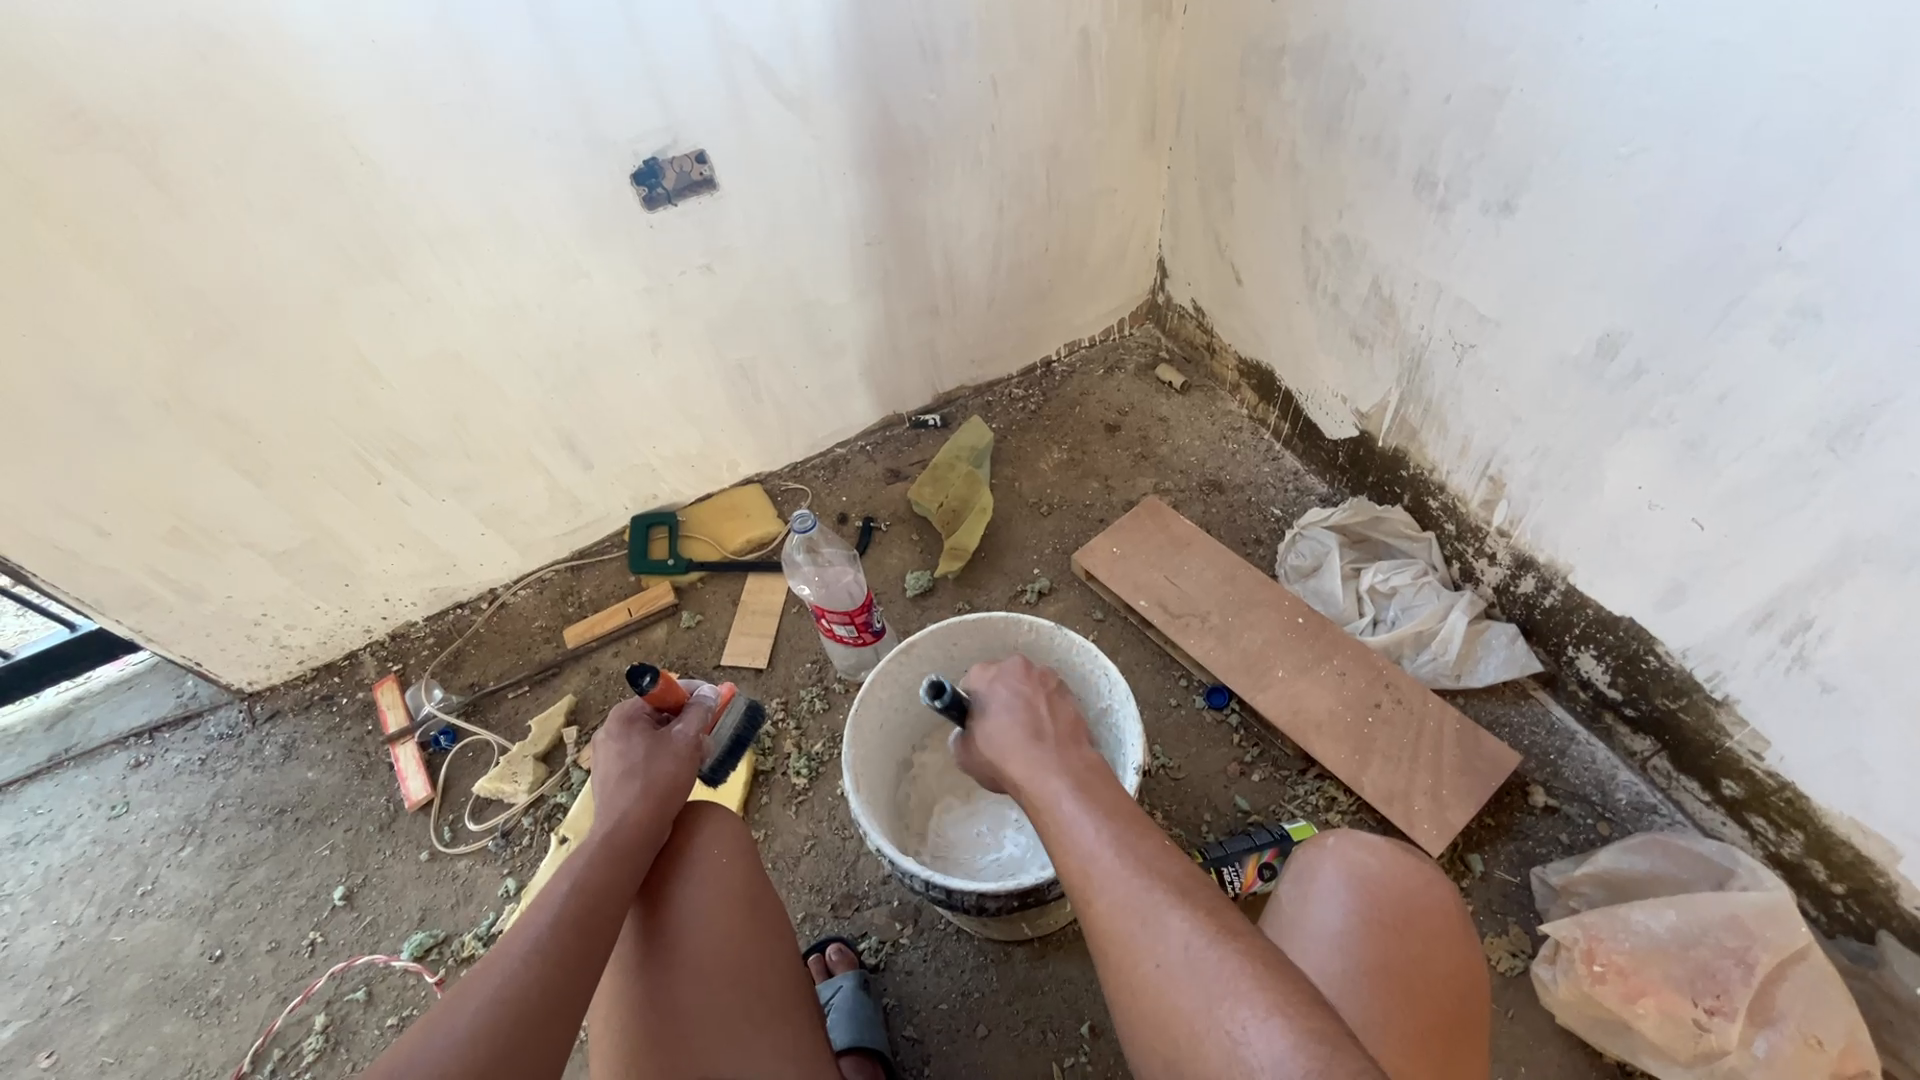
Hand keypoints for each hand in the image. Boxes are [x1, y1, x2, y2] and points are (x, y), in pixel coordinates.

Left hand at [587, 681, 716, 837]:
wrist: (628, 834)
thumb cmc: (658, 780)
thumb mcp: (686, 740)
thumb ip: (699, 711)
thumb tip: (708, 692)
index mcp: (624, 715)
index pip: (664, 691)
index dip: (694, 693)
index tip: (716, 700)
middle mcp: (612, 731)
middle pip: (659, 714)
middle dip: (688, 722)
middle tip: (709, 735)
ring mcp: (609, 756)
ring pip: (654, 738)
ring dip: (680, 743)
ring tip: (699, 757)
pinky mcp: (613, 778)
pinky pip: (645, 757)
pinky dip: (665, 759)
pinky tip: (681, 774)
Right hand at [950, 654, 1100, 800]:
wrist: (1057, 773)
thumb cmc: (1004, 759)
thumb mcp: (964, 754)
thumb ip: (961, 734)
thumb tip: (969, 732)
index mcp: (988, 674)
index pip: (972, 681)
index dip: (972, 703)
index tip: (977, 723)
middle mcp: (1020, 667)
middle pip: (1004, 679)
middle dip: (1002, 698)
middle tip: (1002, 730)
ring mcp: (1050, 679)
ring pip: (1031, 688)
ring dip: (1028, 703)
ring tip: (1030, 736)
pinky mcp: (1072, 695)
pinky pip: (1051, 701)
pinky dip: (1048, 713)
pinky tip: (1048, 738)